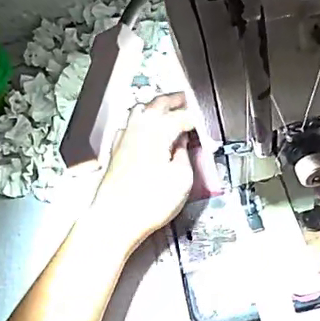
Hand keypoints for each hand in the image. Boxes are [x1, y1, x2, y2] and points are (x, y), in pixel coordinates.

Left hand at [83, 93, 197, 249]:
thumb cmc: (144, 203)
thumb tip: (183, 147)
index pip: (183, 115)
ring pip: (141, 110)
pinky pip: (129, 125)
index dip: (197, 121)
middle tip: (187, 100)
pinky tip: (145, 130)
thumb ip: (184, 155)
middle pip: (158, 104)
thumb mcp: (181, 179)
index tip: (204, 129)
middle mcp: (137, 129)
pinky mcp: (115, 151)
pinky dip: (141, 121)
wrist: (114, 219)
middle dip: (175, 101)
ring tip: (168, 110)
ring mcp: (123, 138)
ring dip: (156, 107)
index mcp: (157, 130)